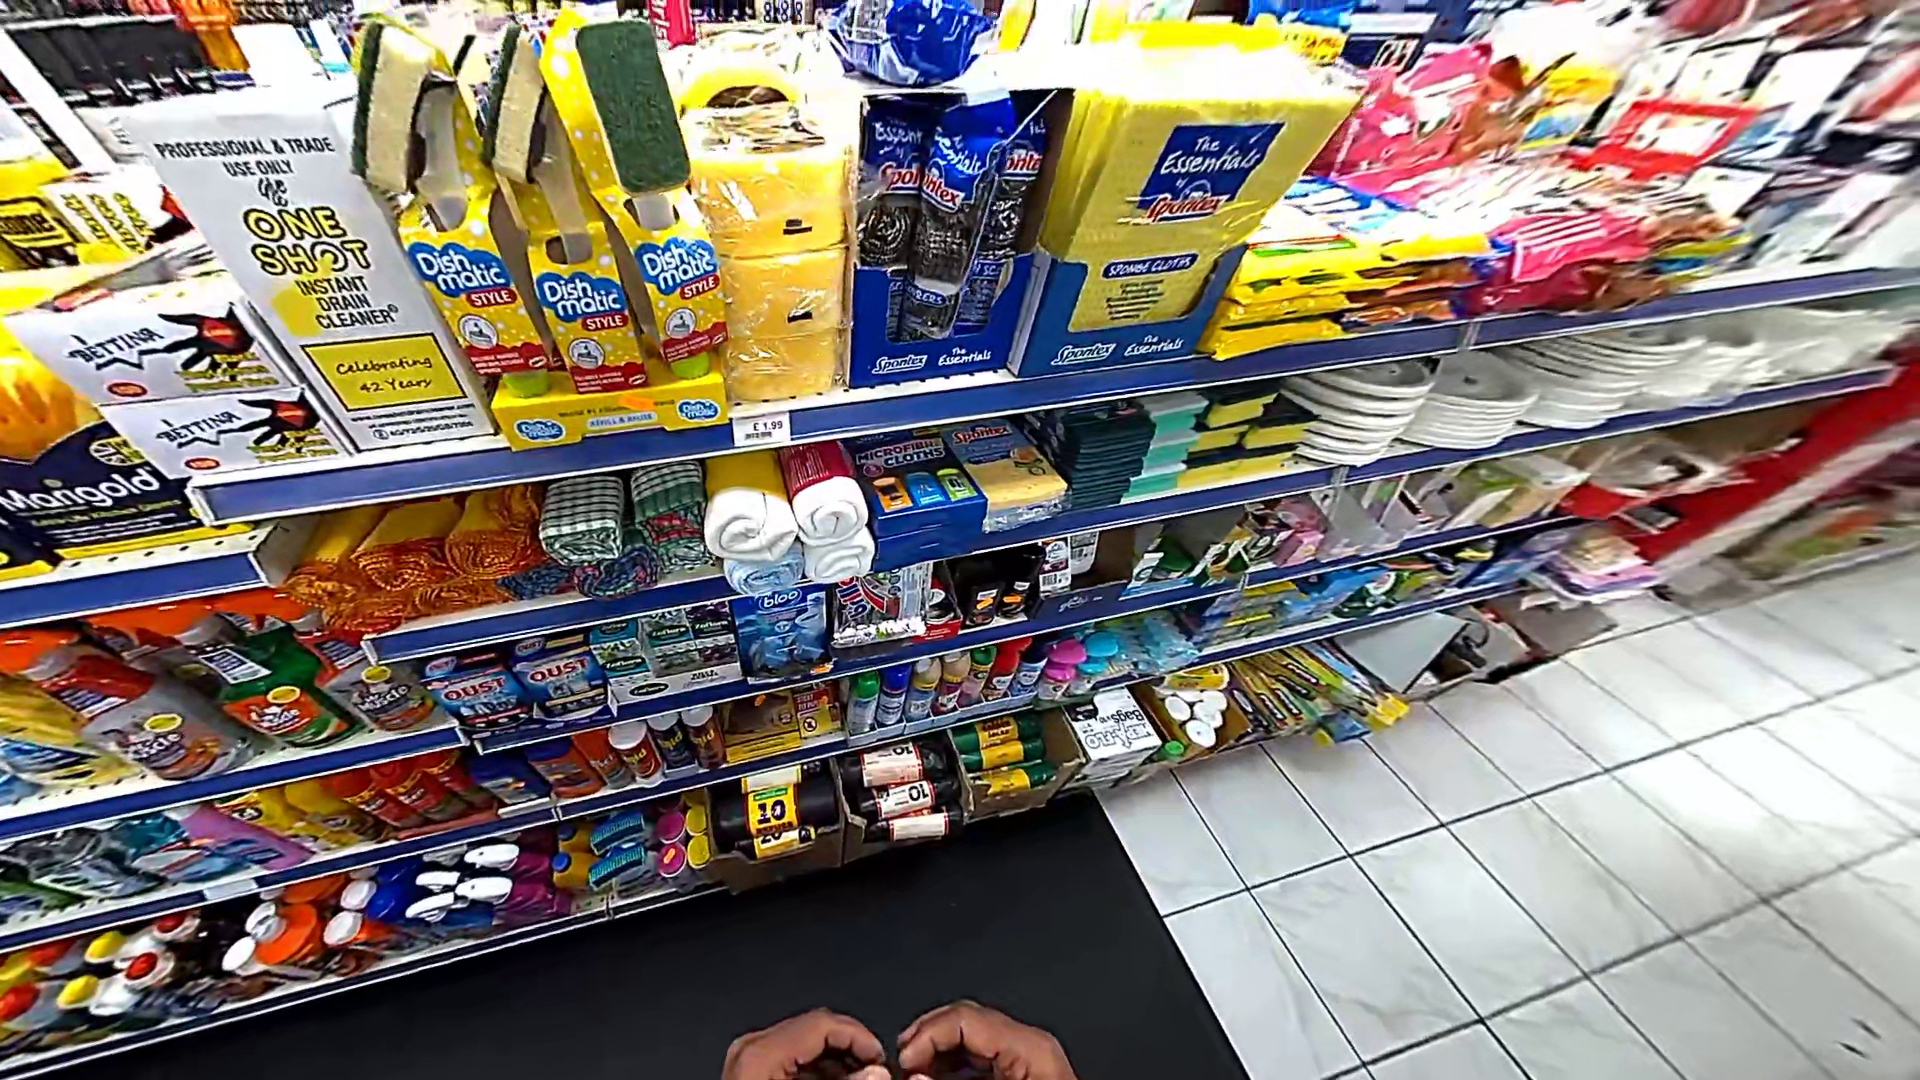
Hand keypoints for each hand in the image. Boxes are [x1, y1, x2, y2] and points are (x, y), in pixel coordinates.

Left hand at [723, 1009, 890, 1079]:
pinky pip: (789, 1057)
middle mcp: (751, 1045)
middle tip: (874, 1067)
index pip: (823, 1023)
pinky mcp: (747, 1068)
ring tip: (860, 1075)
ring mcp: (746, 1056)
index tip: (880, 1056)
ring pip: (804, 1042)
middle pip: (815, 1029)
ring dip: (835, 1058)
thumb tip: (877, 1071)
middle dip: (849, 1047)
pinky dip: (815, 1067)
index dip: (859, 1037)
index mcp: (761, 1051)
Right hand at [897, 1001, 1075, 1079]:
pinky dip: (955, 1065)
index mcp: (1032, 1044)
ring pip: (973, 1039)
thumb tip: (916, 1072)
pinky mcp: (1027, 1071)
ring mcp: (1031, 1056)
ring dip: (939, 1052)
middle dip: (929, 1038)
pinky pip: (984, 1058)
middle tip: (900, 1062)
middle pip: (968, 1020)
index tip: (902, 1059)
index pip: (966, 1016)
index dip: (927, 1033)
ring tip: (913, 1070)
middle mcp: (1032, 1042)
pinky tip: (936, 1076)